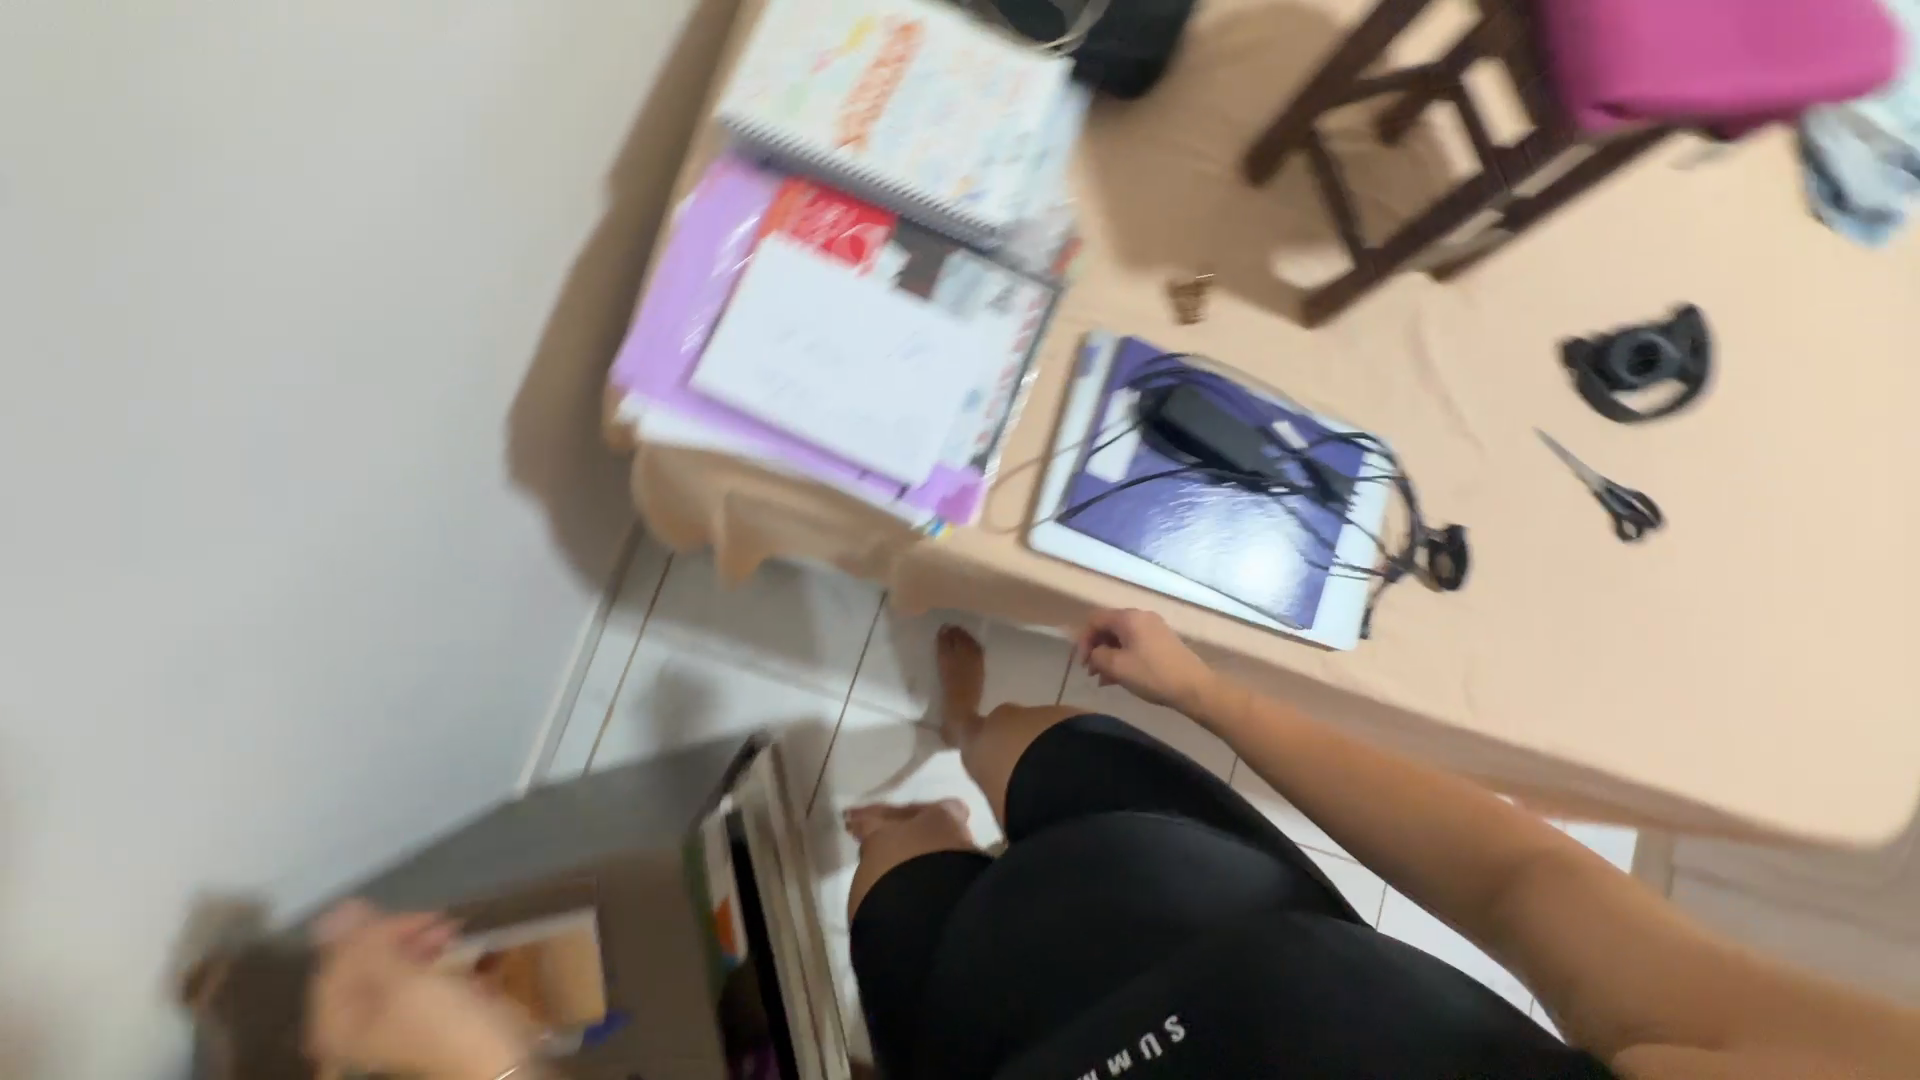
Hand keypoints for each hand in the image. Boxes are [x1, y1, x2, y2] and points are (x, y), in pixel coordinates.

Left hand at [307, 899, 533, 1079]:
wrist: (497, 1064)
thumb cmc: (446, 1025)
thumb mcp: (406, 982)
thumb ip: (368, 947)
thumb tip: (334, 911)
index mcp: (338, 1023)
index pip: (339, 961)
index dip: (374, 931)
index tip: (421, 915)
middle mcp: (356, 1026)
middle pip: (369, 964)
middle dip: (405, 938)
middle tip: (445, 923)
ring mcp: (391, 1024)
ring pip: (398, 969)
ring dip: (428, 946)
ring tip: (459, 934)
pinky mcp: (425, 1020)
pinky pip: (424, 981)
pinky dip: (444, 964)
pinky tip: (469, 954)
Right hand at [1075, 608, 1218, 713]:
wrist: (1194, 687)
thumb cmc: (1152, 674)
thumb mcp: (1117, 667)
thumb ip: (1097, 656)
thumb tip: (1095, 653)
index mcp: (1129, 618)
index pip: (1095, 620)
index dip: (1083, 640)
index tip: (1082, 663)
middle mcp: (1141, 617)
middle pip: (1108, 628)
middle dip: (1096, 649)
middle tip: (1091, 672)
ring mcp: (1154, 629)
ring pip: (1121, 639)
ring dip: (1109, 656)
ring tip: (1103, 680)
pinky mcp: (1163, 642)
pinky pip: (1135, 645)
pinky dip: (1123, 658)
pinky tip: (1120, 678)